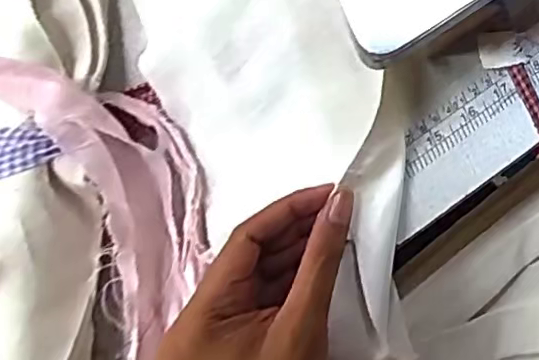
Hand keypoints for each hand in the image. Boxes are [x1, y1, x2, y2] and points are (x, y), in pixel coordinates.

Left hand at [158, 185, 352, 359]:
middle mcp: (201, 321)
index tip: (327, 193)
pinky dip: (293, 280)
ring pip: (260, 274)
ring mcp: (215, 336)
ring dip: (299, 253)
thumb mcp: (299, 324)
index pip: (248, 235)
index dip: (290, 207)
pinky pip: (263, 298)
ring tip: (335, 236)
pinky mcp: (233, 348)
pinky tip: (319, 271)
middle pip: (253, 252)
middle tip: (338, 210)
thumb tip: (336, 207)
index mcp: (203, 312)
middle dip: (299, 227)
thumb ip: (320, 259)